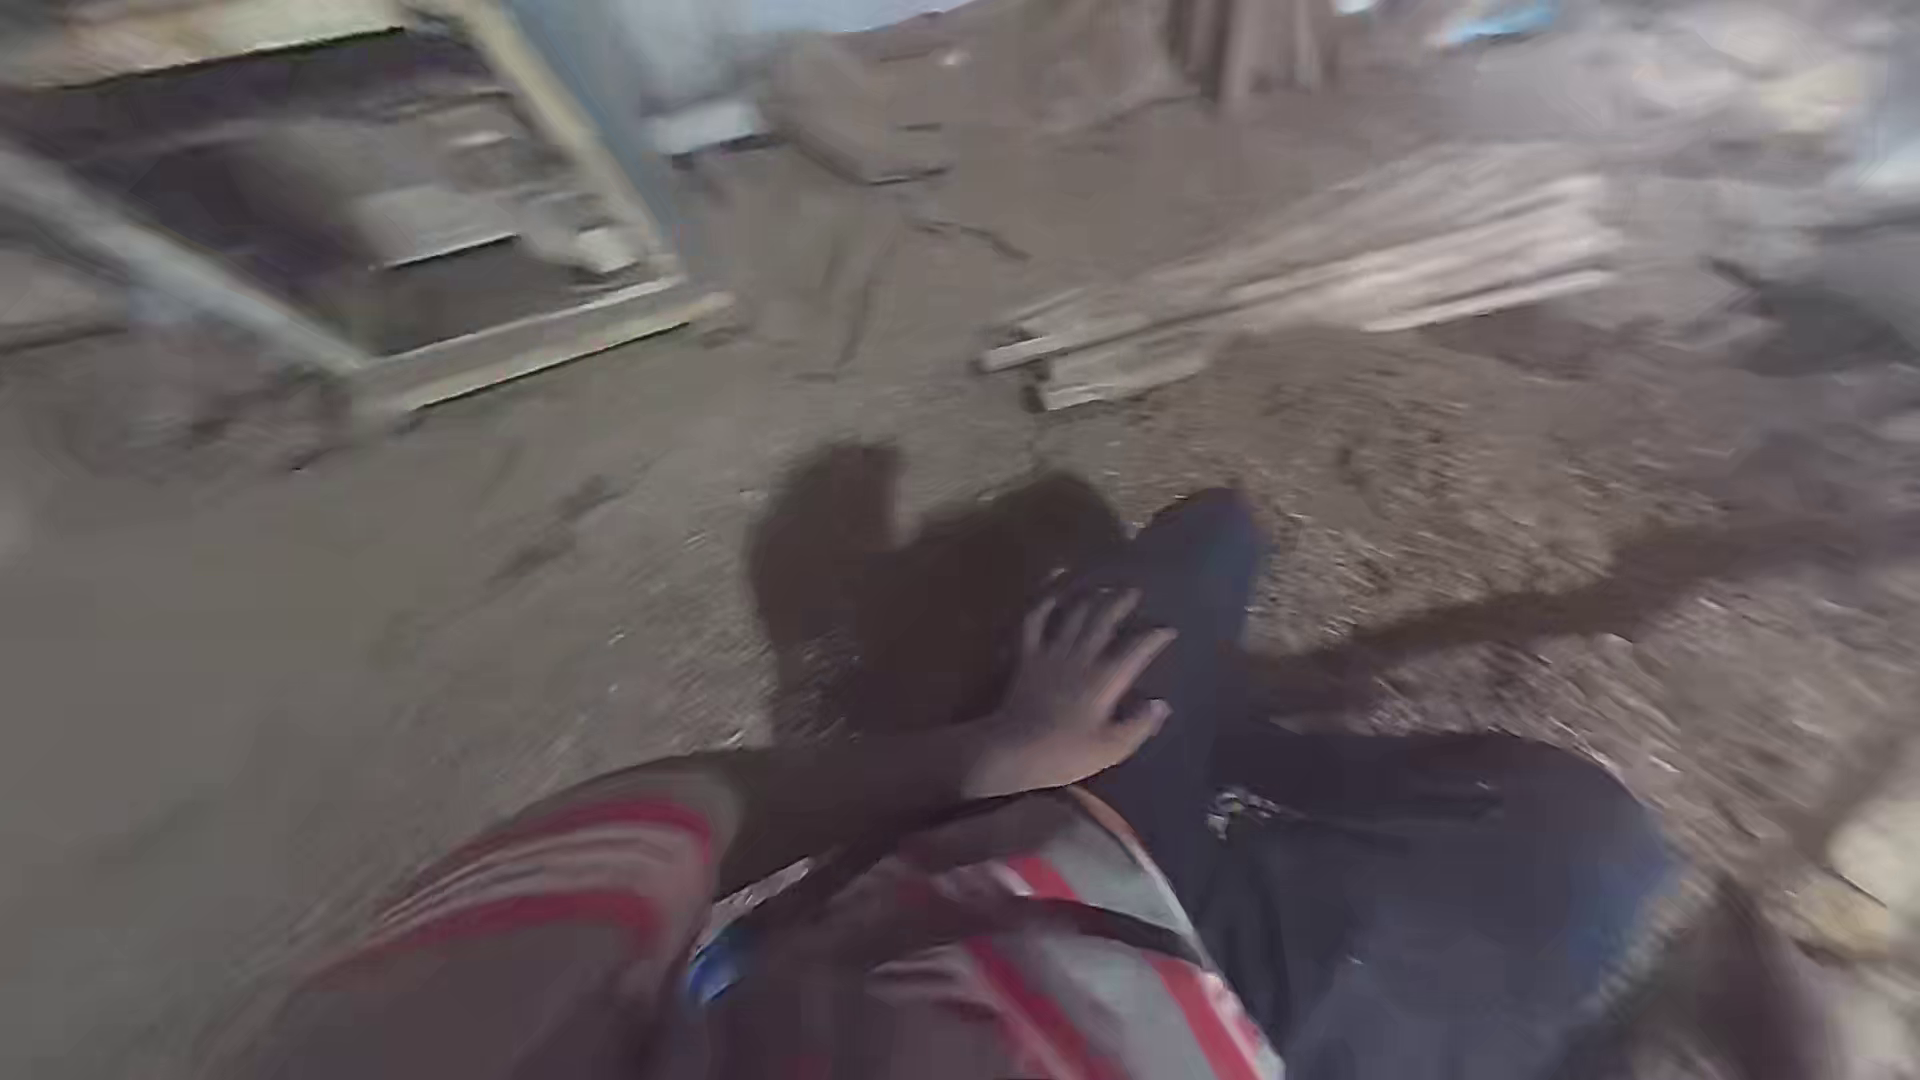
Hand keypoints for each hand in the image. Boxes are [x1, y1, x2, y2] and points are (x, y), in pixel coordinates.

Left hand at [962, 590, 1176, 798]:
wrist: (1014, 748)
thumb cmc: (1065, 753)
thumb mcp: (1112, 748)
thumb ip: (1139, 725)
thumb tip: (1162, 703)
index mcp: (1104, 680)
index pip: (1135, 650)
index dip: (1153, 636)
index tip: (1167, 628)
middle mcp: (1080, 657)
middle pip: (1104, 620)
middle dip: (1121, 602)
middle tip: (1134, 592)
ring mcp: (1051, 651)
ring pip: (1074, 613)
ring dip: (1091, 596)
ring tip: (1104, 587)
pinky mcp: (1028, 652)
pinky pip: (1035, 618)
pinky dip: (1045, 598)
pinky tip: (1055, 583)